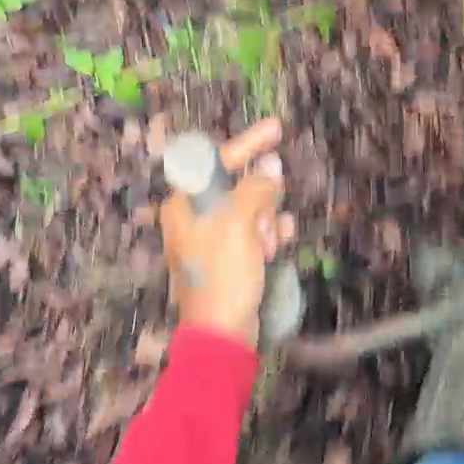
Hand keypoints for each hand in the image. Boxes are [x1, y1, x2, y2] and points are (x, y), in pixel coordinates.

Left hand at [159, 118, 292, 346]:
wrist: (222, 334)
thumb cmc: (223, 274)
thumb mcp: (241, 223)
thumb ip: (256, 188)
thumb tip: (271, 169)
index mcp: (184, 204)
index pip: (218, 159)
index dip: (249, 143)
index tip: (276, 129)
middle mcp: (193, 217)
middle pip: (238, 183)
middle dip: (262, 197)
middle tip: (269, 217)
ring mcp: (211, 238)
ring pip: (251, 207)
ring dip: (267, 219)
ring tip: (271, 241)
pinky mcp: (228, 257)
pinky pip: (254, 230)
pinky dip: (269, 233)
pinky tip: (279, 243)